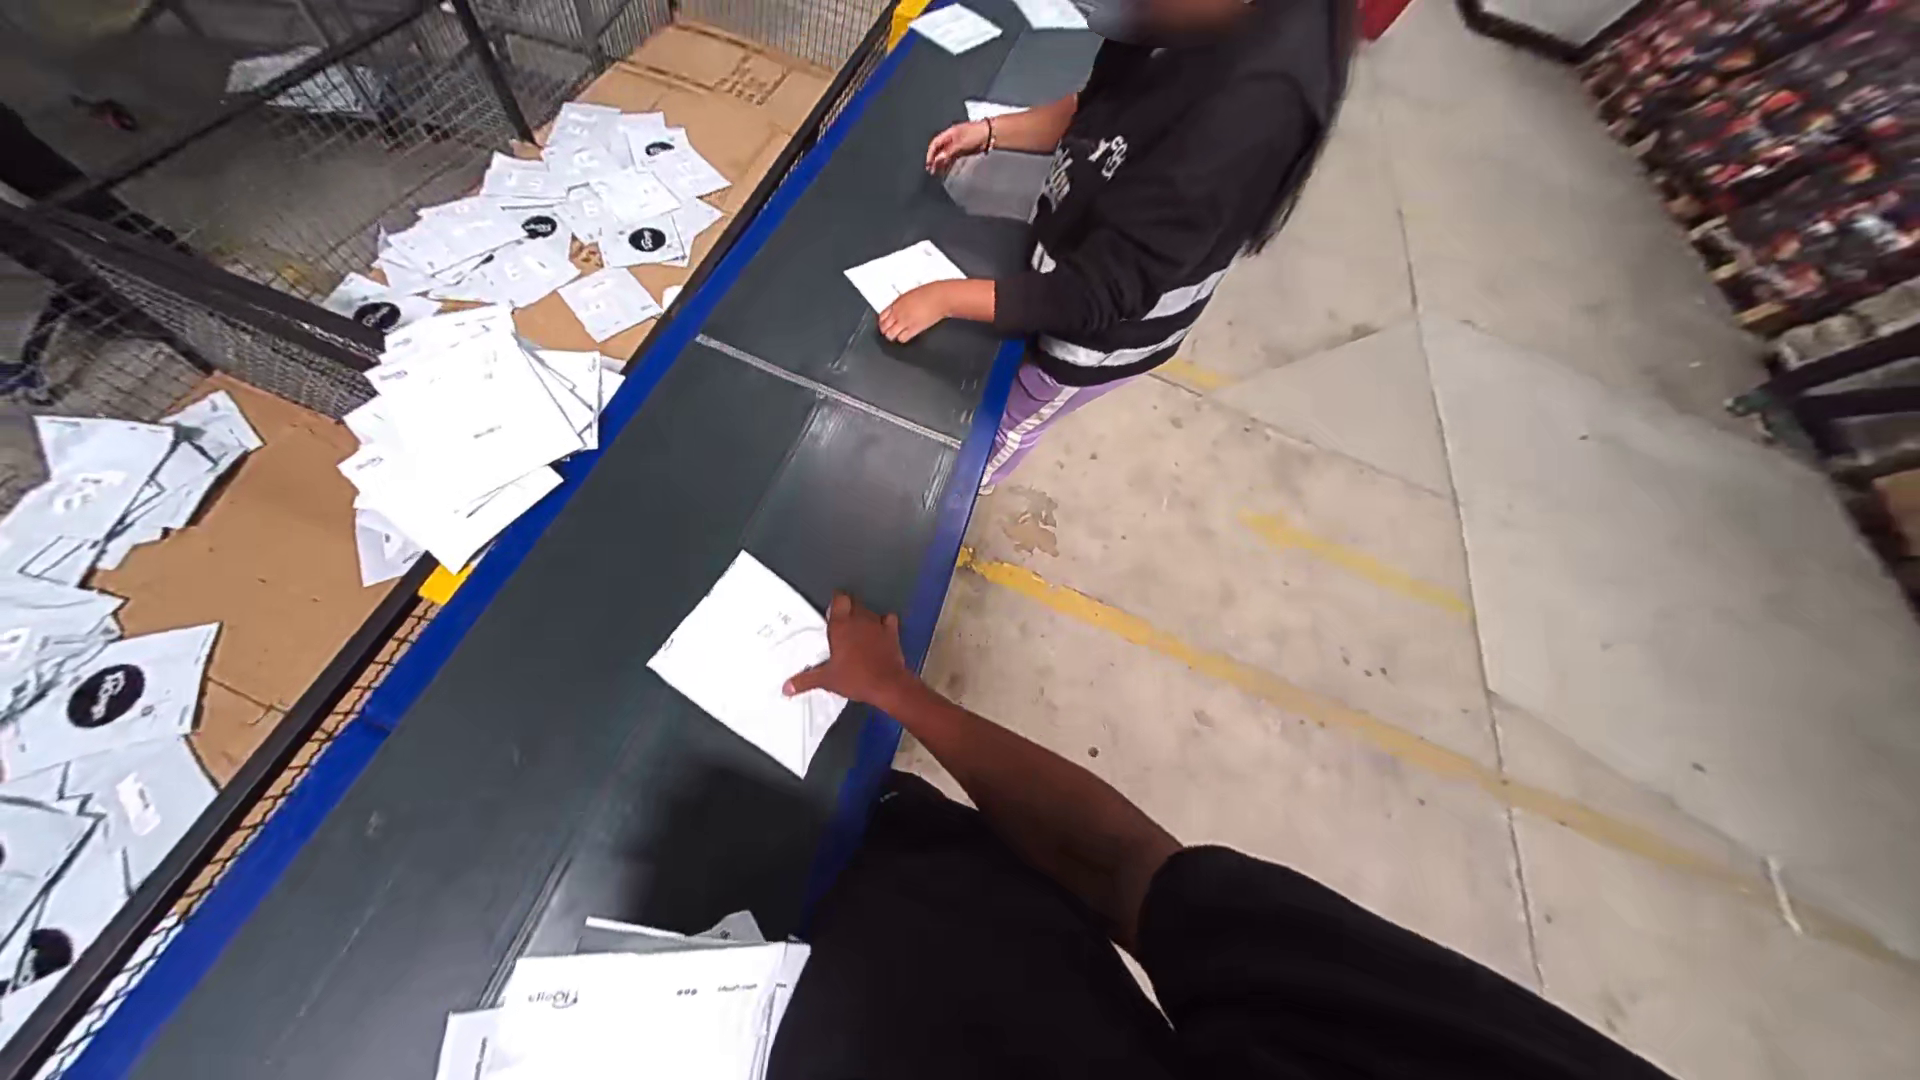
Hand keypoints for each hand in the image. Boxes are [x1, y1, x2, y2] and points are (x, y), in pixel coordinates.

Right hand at [785, 592, 919, 708]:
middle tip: (840, 625)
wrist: (887, 684)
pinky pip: (888, 619)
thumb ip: (805, 680)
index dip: (836, 602)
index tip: (831, 612)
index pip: (839, 599)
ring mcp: (878, 624)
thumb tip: (785, 687)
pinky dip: (884, 622)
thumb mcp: (827, 679)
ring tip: (857, 631)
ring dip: (863, 617)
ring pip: (869, 611)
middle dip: (847, 610)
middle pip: (853, 603)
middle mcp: (860, 619)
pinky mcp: (893, 632)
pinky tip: (880, 632)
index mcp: (841, 625)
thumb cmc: (855, 678)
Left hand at [879, 281, 959, 342]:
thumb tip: (898, 309)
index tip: (884, 323)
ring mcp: (905, 322)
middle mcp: (898, 313)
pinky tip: (905, 336)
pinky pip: (902, 338)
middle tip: (889, 331)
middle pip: (884, 327)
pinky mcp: (913, 329)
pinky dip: (902, 338)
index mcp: (897, 303)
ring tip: (896, 335)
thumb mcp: (910, 295)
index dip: (882, 321)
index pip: (882, 315)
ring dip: (892, 336)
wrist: (939, 297)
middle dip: (885, 330)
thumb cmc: (929, 293)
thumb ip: (902, 303)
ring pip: (890, 335)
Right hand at [925, 120, 989, 172]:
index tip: (928, 164)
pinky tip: (945, 171)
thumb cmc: (975, 134)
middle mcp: (951, 139)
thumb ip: (948, 152)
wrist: (988, 135)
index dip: (930, 153)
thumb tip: (938, 159)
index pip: (935, 143)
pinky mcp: (962, 151)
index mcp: (949, 133)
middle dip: (934, 160)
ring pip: (945, 156)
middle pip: (939, 150)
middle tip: (931, 171)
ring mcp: (956, 145)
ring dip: (940, 164)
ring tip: (937, 173)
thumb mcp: (959, 143)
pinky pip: (952, 159)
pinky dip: (947, 165)